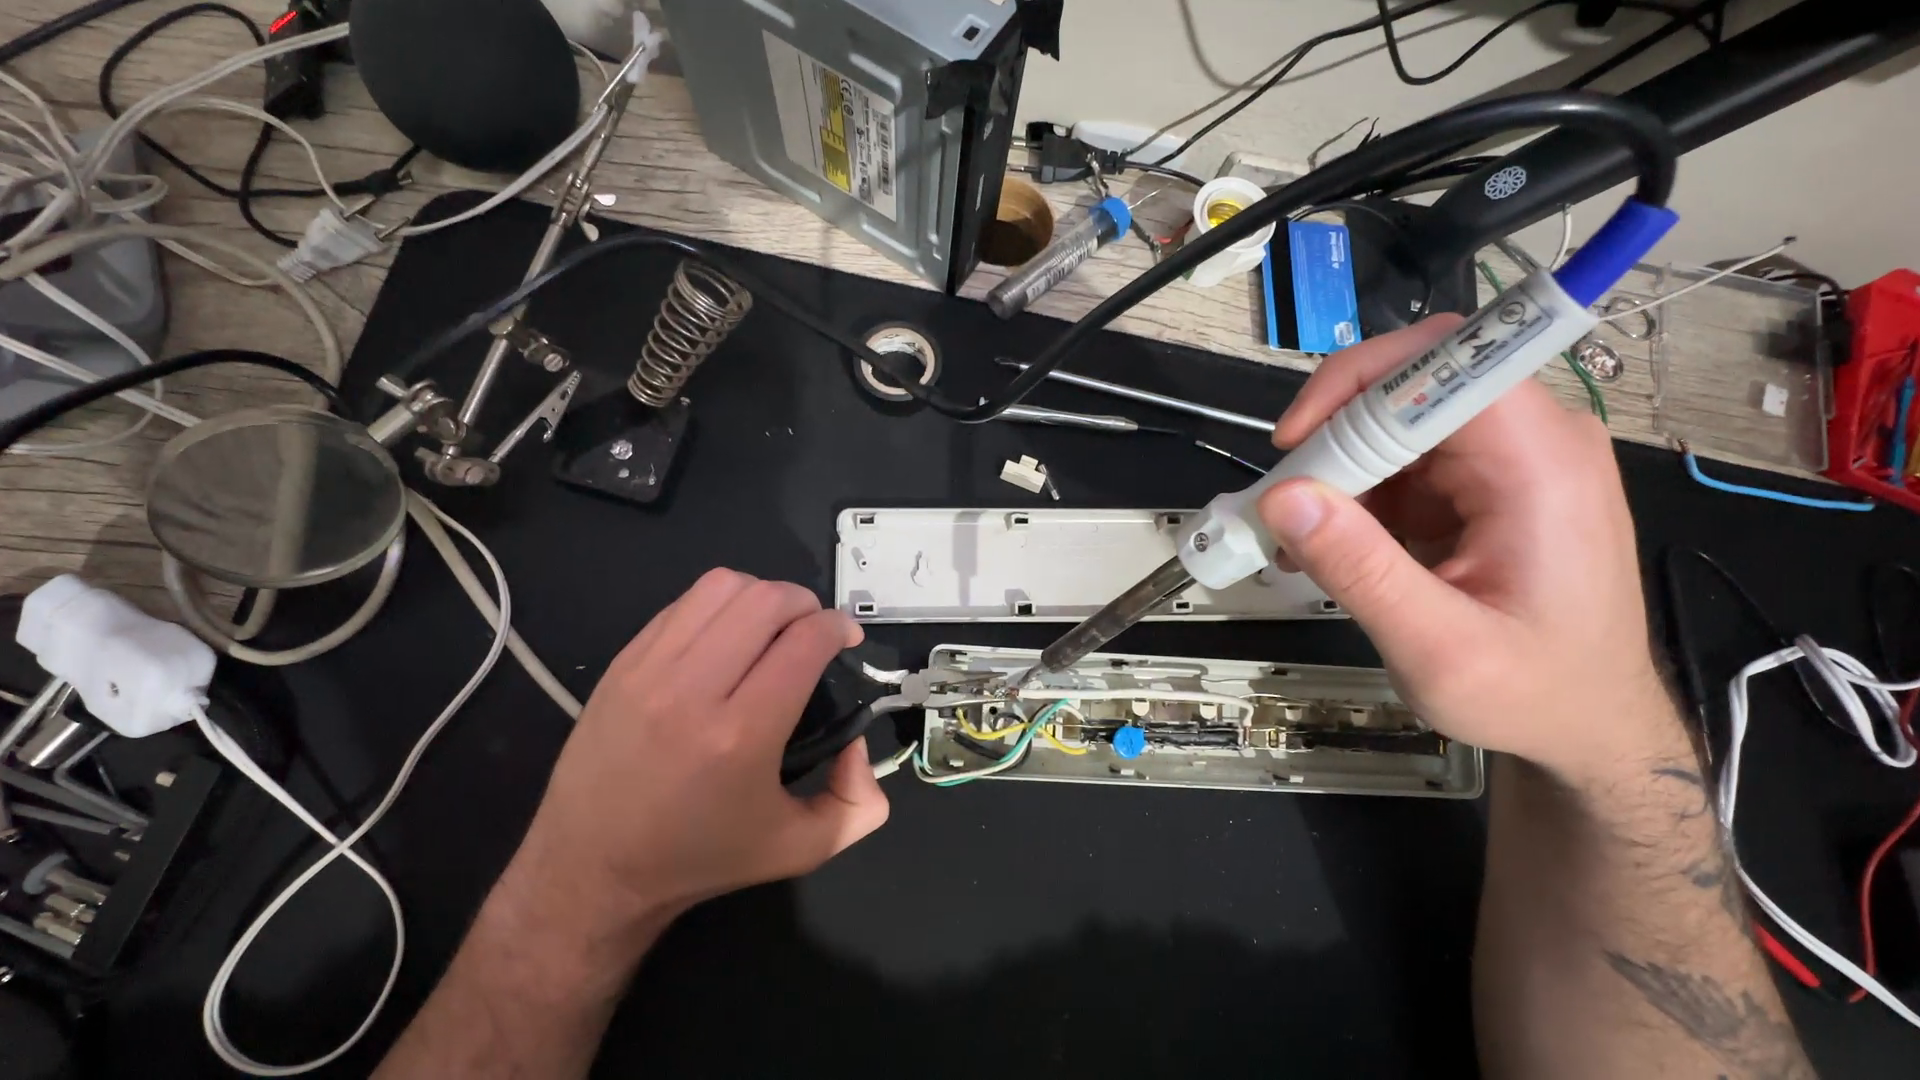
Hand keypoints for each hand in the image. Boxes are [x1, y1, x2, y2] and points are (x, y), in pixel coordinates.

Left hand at [509, 569, 889, 929]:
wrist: (593, 868)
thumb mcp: (802, 848)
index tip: (847, 639)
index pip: (804, 641)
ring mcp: (650, 669)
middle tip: (814, 630)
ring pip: (722, 587)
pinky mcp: (623, 663)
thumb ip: (860, 800)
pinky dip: (718, 605)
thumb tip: (860, 741)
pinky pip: (683, 603)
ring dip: (761, 595)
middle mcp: (693, 691)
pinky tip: (726, 636)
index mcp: (742, 735)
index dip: (839, 626)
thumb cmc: (702, 858)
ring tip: (771, 626)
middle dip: (806, 603)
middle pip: (766, 600)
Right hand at [1258, 317, 1679, 779]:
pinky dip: (1357, 496)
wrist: (1589, 727)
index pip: (1447, 362)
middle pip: (1413, 387)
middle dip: (1333, 437)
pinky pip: (1404, 463)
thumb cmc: (1534, 694)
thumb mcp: (1436, 647)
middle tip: (1284, 504)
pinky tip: (1333, 547)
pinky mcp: (1485, 487)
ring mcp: (1509, 463)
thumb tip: (1280, 496)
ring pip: (1398, 425)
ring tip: (1301, 540)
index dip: (1360, 381)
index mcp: (1541, 465)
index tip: (1294, 441)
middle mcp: (1533, 443)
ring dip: (1338, 472)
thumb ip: (1359, 570)